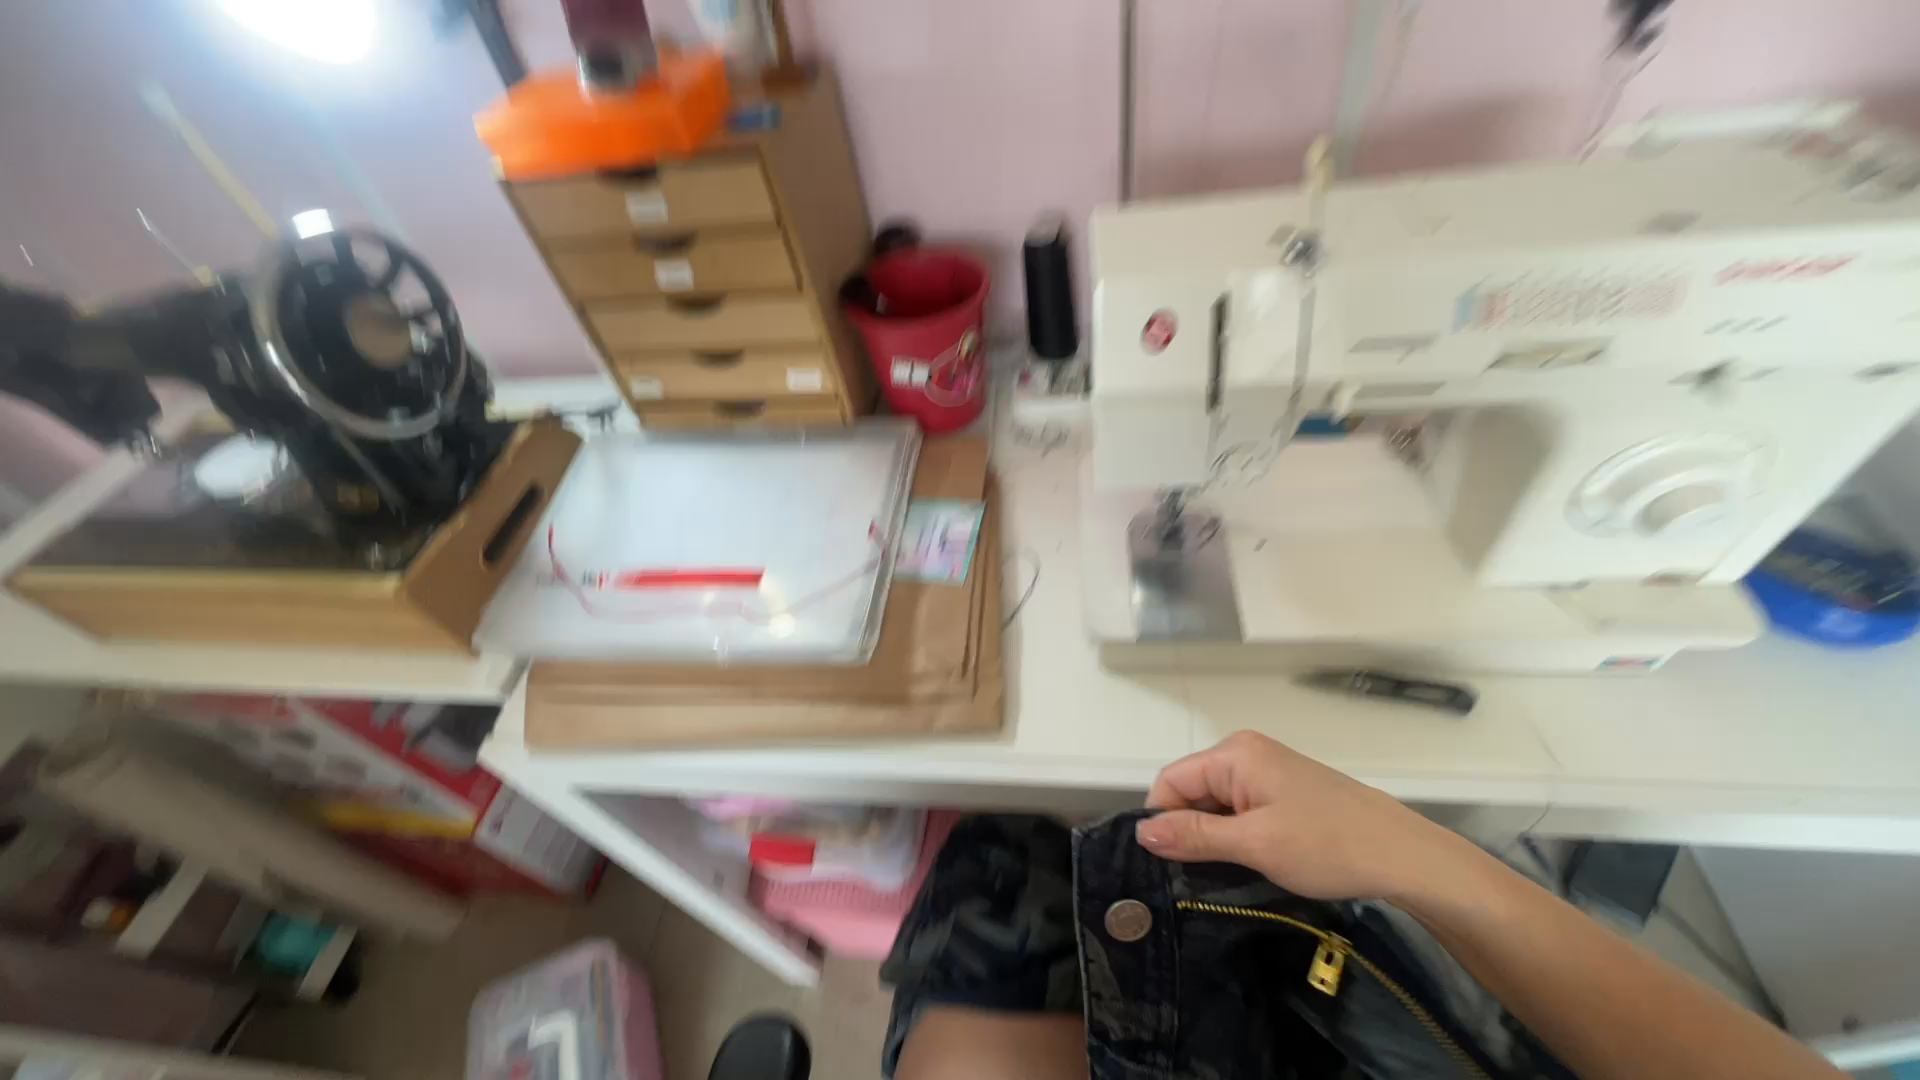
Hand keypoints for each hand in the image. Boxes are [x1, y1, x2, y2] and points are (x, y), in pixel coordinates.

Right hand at [1136, 731, 1468, 901]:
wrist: (1406, 856)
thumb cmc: (1326, 845)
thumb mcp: (1254, 844)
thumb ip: (1193, 835)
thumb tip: (1140, 831)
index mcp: (1234, 753)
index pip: (1171, 780)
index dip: (1162, 820)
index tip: (1165, 864)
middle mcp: (1245, 752)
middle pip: (1192, 789)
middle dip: (1188, 829)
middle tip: (1195, 875)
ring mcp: (1268, 769)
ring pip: (1216, 802)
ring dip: (1214, 835)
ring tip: (1223, 872)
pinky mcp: (1285, 789)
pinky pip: (1240, 807)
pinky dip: (1236, 833)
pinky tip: (1249, 860)